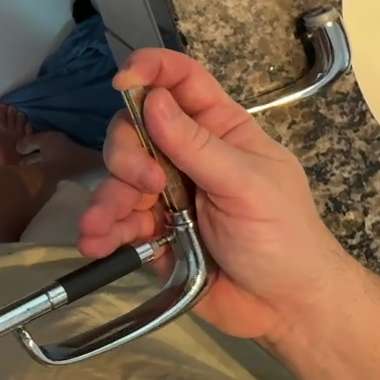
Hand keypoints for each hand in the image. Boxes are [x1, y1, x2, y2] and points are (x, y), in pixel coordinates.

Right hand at [78, 48, 360, 345]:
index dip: (150, 69)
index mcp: (218, 129)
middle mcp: (183, 153)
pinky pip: (116, 220)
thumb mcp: (248, 186)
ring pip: (117, 177)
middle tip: (146, 186)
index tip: (123, 81)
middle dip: (126, 154)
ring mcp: (163, 191)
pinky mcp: (149, 229)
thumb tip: (152, 99)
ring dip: (105, 199)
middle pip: (133, 129)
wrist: (285, 309)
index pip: (180, 80)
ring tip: (100, 226)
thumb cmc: (285, 238)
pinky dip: (101, 230)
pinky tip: (94, 243)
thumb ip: (198, 146)